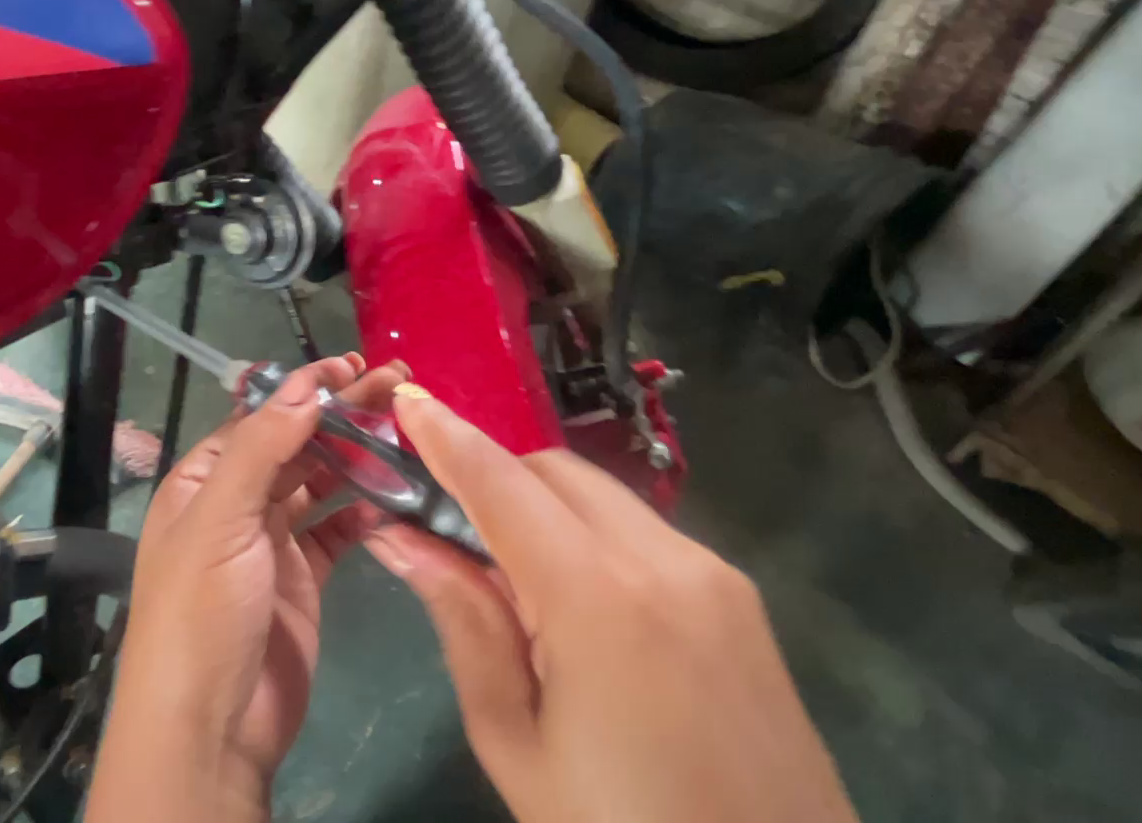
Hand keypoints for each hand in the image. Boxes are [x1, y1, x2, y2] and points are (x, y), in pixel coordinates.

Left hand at [86, 355, 405, 822]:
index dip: (302, 389)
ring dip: (356, 457)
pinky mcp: (304, 579)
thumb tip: (301, 382)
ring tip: (405, 428)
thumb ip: (260, 448)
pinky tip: (397, 495)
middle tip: (394, 386)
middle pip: (293, 445)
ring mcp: (271, 541)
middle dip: (338, 415)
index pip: (258, 419)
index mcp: (202, 480)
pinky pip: (338, 531)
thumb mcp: (220, 519)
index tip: (352, 364)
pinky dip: (364, 512)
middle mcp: (236, 503)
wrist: (212, 725)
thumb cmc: (202, 610)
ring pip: (319, 484)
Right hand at [366, 387, 858, 822]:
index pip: (501, 483)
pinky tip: (574, 602)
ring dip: (540, 503)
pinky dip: (588, 533)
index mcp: (599, 598)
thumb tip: (401, 536)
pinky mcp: (741, 601)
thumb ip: (462, 621)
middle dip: (492, 474)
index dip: (447, 436)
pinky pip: (641, 531)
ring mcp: (715, 576)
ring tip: (507, 575)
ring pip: (600, 495)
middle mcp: (666, 561)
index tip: (406, 401)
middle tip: (445, 524)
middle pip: (554, 471)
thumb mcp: (515, 740)